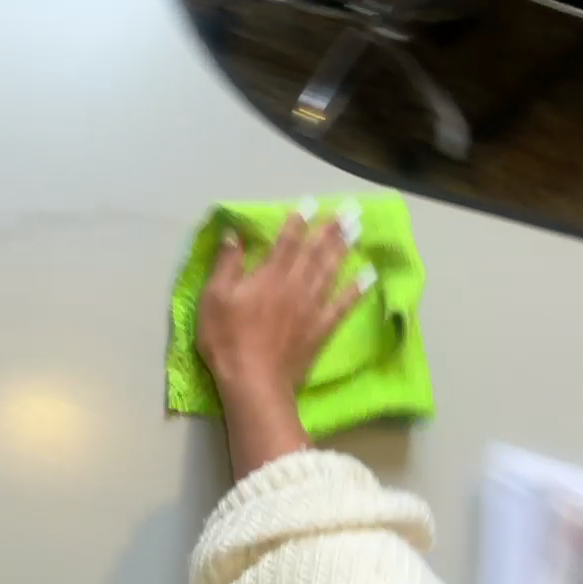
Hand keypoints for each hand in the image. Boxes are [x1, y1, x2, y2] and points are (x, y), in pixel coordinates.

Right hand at [195, 215, 363, 476]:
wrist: (253, 380)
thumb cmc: (227, 339)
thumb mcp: (213, 298)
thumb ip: (226, 265)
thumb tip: (234, 234)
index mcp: (269, 276)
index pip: (286, 242)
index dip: (297, 221)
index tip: (309, 203)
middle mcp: (295, 285)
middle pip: (316, 252)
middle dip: (331, 229)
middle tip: (349, 209)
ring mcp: (311, 307)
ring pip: (332, 271)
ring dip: (344, 248)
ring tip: (357, 229)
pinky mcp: (320, 329)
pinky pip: (343, 305)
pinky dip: (357, 289)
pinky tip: (368, 275)